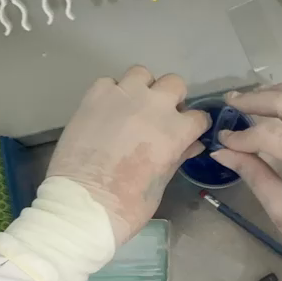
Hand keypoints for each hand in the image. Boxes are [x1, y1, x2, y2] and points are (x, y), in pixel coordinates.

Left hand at [47, 66, 207, 242]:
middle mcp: (153, 106)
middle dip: (172, 99)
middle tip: (160, 118)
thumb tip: (192, 145)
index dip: (195, 126)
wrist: (83, 206)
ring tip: (133, 108)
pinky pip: (109, 82)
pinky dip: (111, 93)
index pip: (198, 116)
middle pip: (175, 84)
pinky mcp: (94, 96)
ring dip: (142, 88)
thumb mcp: (160, 185)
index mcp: (175, 131)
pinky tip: (106, 112)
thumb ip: (177, 157)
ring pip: (142, 73)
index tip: (188, 134)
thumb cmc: (127, 206)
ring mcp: (122, 96)